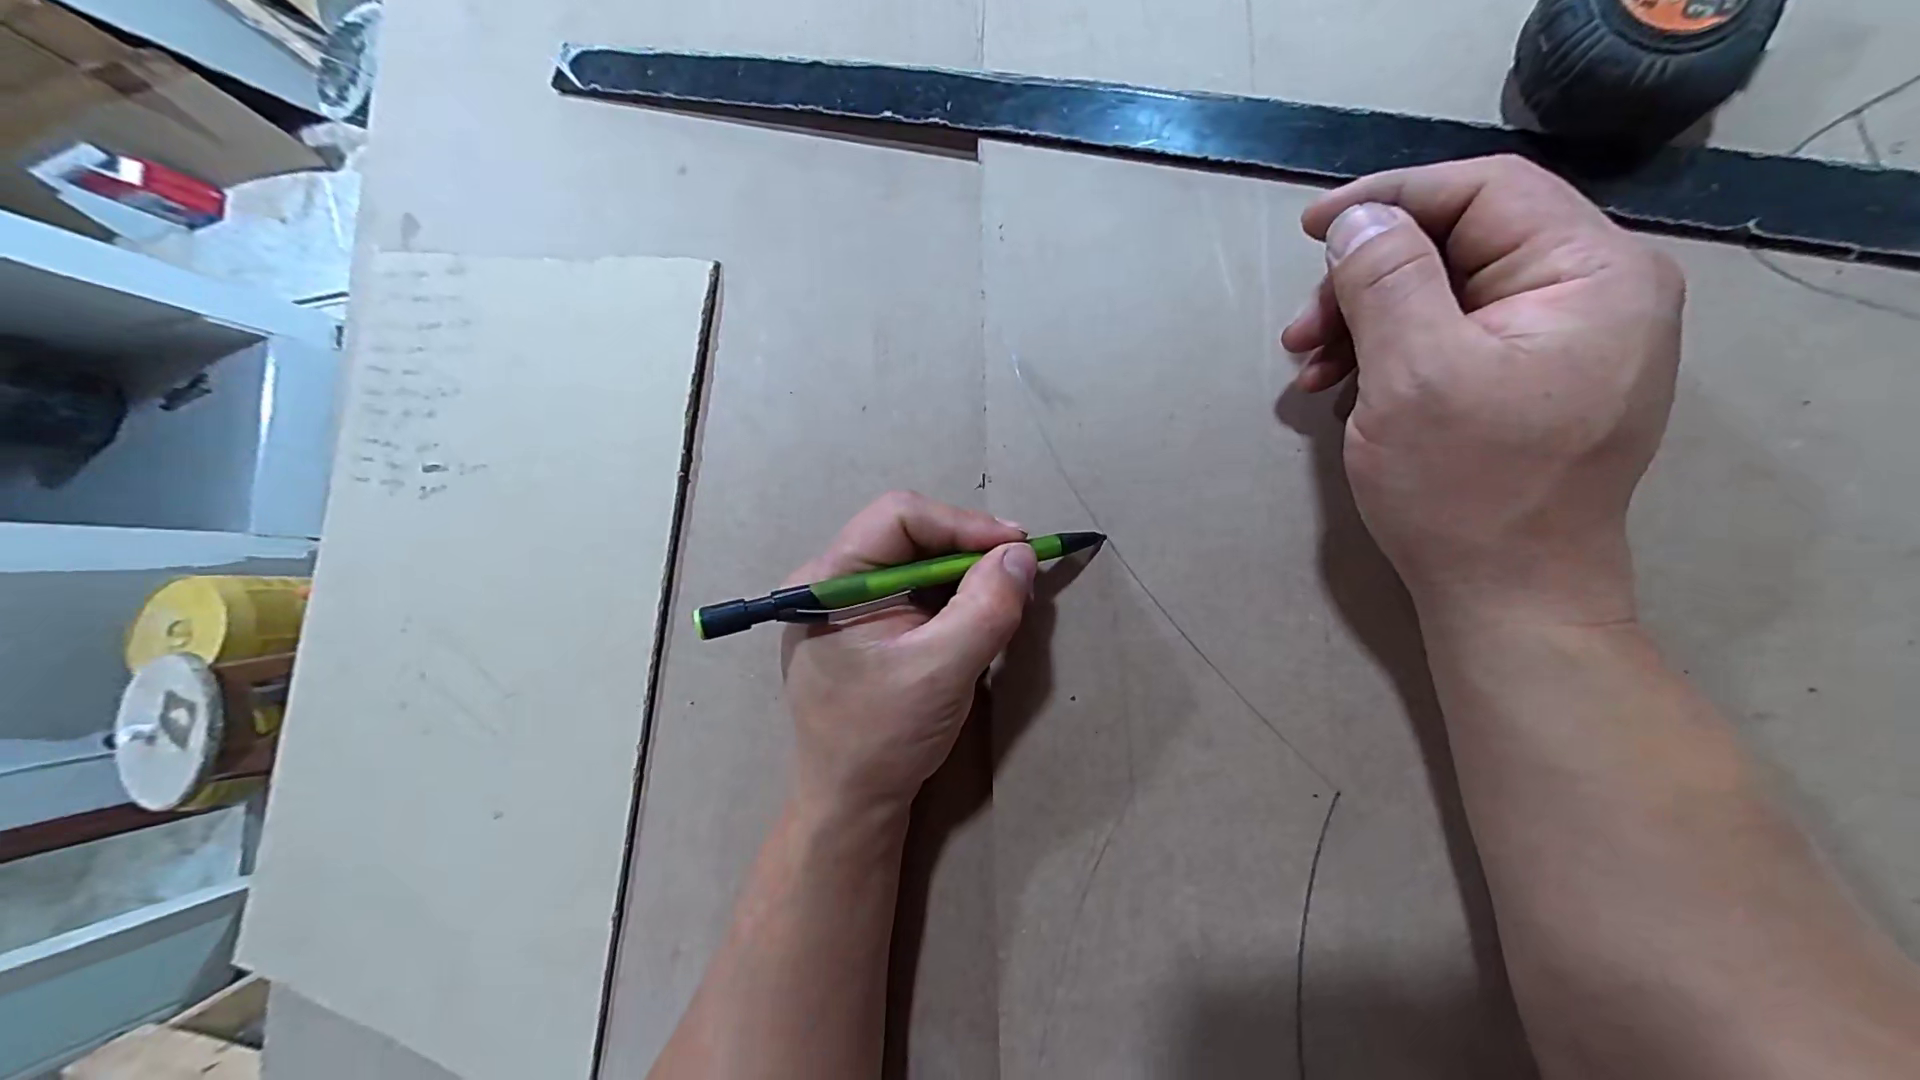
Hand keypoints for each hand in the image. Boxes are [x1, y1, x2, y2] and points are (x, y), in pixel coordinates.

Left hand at [781, 492, 1036, 818]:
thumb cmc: (885, 738)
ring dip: (964, 571)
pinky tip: (977, 613)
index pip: (898, 517)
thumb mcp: (943, 671)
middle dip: (967, 546)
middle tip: (1017, 568)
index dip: (962, 523)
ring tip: (1004, 591)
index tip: (1015, 547)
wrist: (851, 804)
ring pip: (915, 561)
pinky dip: (952, 596)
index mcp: (829, 580)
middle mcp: (832, 582)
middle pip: (908, 534)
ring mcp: (846, 605)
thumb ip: (986, 607)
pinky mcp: (865, 627)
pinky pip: (914, 591)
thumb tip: (1020, 554)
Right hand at [1280, 156, 1684, 626]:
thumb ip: (1385, 281)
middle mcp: (1588, 296)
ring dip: (1364, 323)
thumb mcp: (1411, 376)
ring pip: (1441, 297)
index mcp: (1589, 276)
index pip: (1484, 192)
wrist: (1506, 596)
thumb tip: (1357, 220)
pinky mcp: (1523, 384)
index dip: (1390, 198)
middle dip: (1364, 282)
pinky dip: (1385, 356)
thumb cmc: (1462, 489)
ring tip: (1308, 371)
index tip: (1311, 228)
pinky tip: (1342, 392)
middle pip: (1457, 247)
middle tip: (1299, 333)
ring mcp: (1557, 344)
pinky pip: (1445, 342)